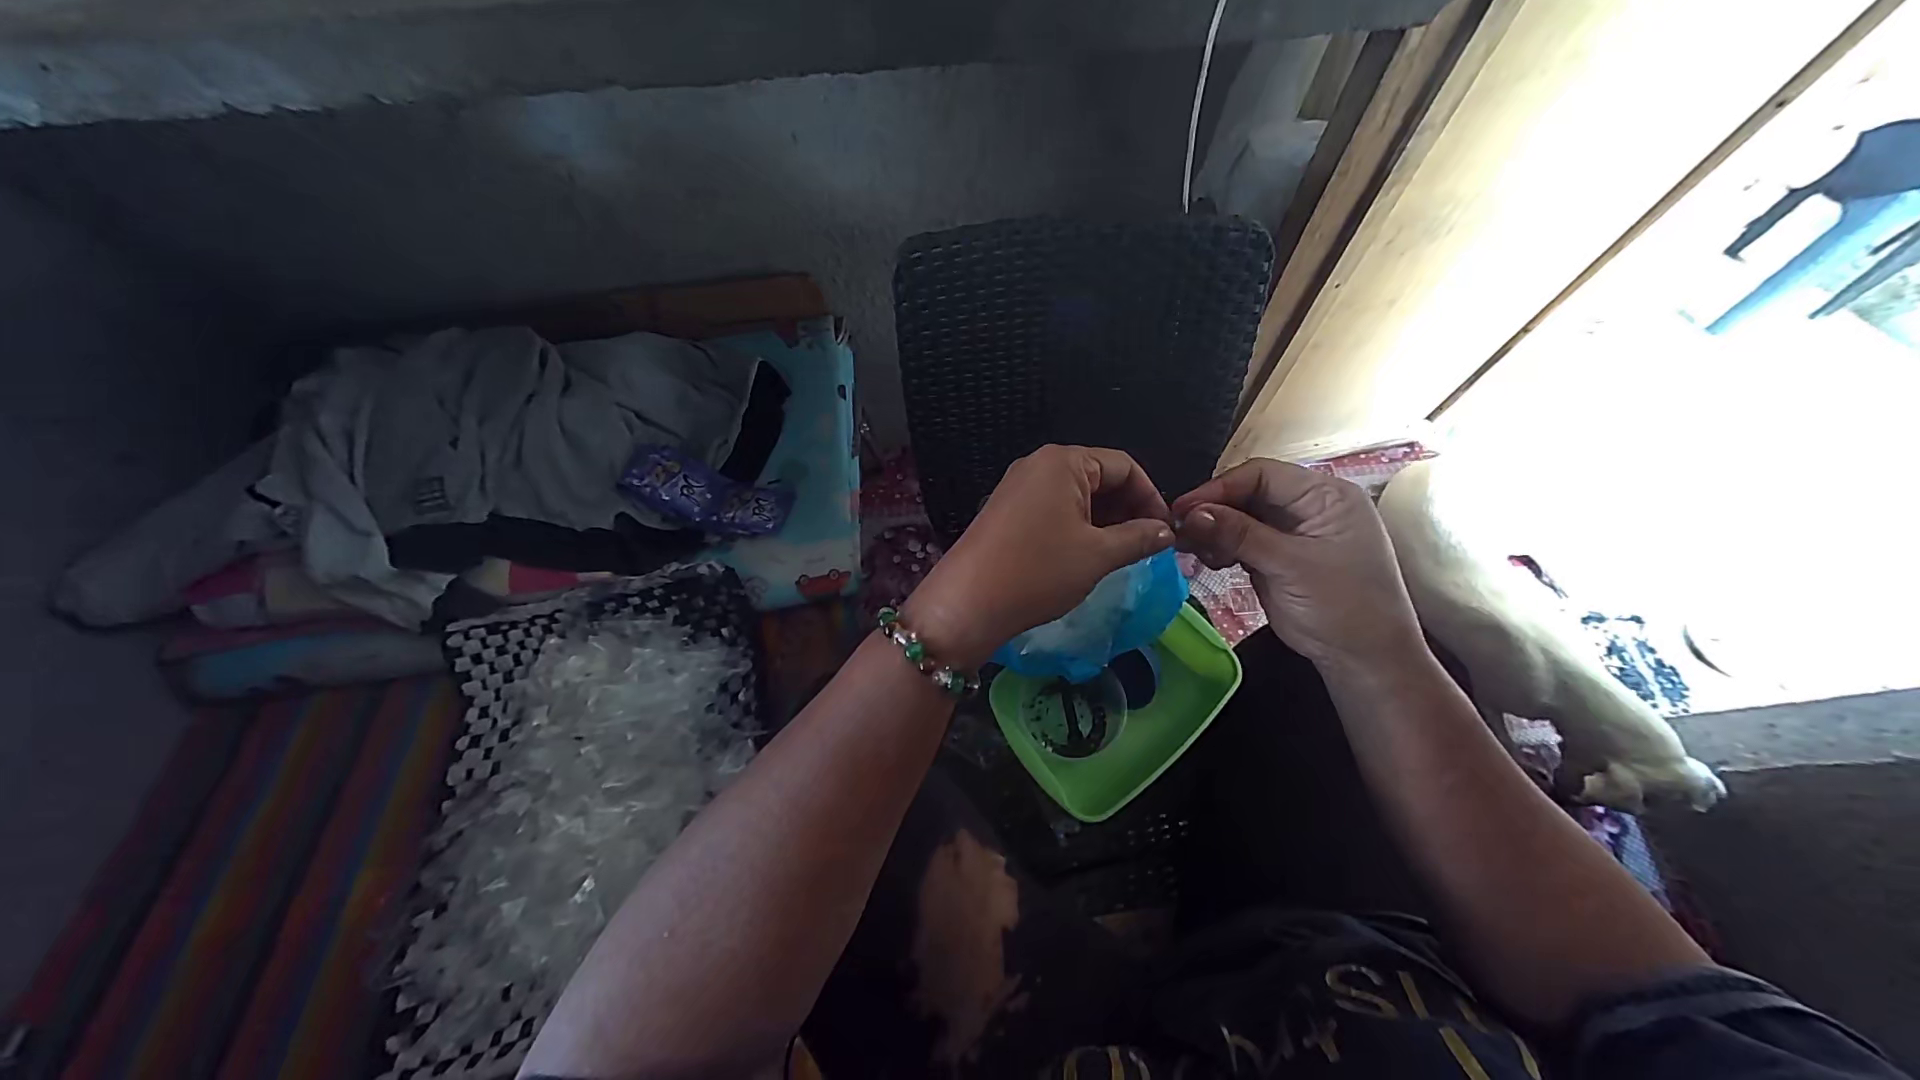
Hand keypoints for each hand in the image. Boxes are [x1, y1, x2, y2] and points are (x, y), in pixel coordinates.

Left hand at [905, 445, 1175, 667]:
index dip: (1151, 497)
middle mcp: (1038, 465)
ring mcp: (1018, 487)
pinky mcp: (1006, 511)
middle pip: (1099, 477)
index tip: (1166, 532)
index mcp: (1063, 462)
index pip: (1124, 466)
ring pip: (1076, 496)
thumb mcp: (1098, 555)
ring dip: (1104, 521)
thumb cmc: (1038, 572)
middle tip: (1147, 546)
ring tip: (1121, 555)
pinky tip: (1087, 556)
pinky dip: (1077, 527)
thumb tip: (1166, 532)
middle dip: (1128, 509)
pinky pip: (1053, 509)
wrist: (967, 603)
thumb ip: (1139, 538)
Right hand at [1171, 458, 1424, 673]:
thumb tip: (1191, 514)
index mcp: (1325, 495)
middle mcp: (1308, 506)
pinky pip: (1241, 541)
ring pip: (1240, 517)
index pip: (1261, 474)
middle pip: (1247, 493)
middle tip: (1180, 533)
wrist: (1364, 659)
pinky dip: (1221, 547)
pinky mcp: (1278, 556)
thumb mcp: (1290, 565)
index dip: (1219, 489)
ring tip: (1192, 551)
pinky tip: (1208, 561)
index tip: (1183, 511)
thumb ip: (1239, 534)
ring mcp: (1292, 532)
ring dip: (1213, 531)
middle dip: (1213, 511)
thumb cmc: (1342, 605)